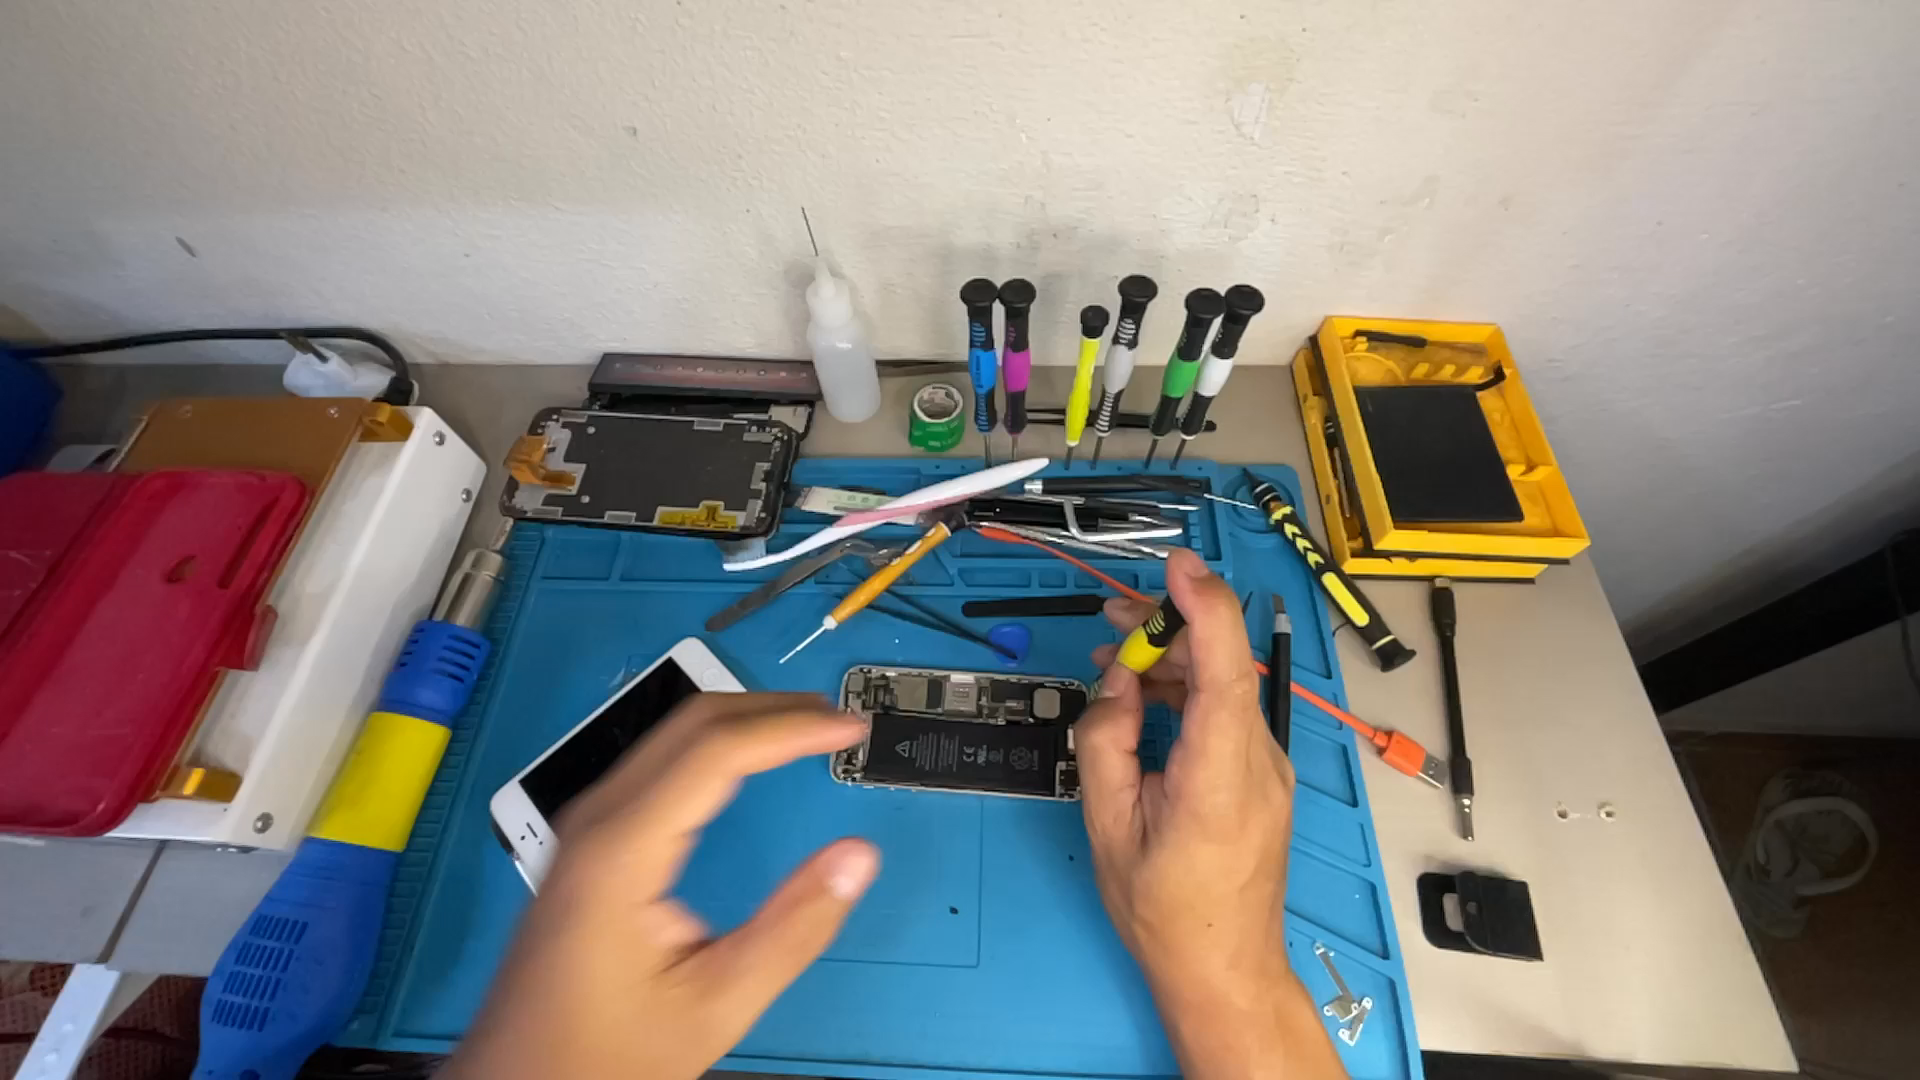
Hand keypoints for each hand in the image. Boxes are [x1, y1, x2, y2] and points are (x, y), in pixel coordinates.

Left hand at [444, 694, 877, 1079]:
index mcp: (623, 849)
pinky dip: (722, 741)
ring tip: (810, 729)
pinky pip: (665, 756)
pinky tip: (754, 756)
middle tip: (838, 721)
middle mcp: (600, 815)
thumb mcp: (715, 1006)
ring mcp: (590, 819)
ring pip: (677, 730)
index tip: (849, 728)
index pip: (717, 750)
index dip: (791, 727)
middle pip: (695, 721)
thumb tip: (860, 854)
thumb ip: (794, 928)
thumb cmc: (608, 1054)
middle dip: (775, 709)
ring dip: (749, 718)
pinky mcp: (593, 832)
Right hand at [1079, 550, 1344, 1078]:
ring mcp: (1267, 766)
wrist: (1224, 970)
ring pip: (1224, 683)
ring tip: (1112, 654)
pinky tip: (1141, 693)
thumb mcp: (1108, 824)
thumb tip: (1116, 682)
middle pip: (1225, 665)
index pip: (1227, 673)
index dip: (1206, 610)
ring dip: (1171, 658)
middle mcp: (1257, 762)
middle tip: (1112, 616)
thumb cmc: (1161, 908)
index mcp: (1218, 778)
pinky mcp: (1260, 772)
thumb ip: (1105, 740)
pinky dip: (1184, 689)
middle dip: (1170, 626)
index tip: (1177, 567)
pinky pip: (1224, 711)